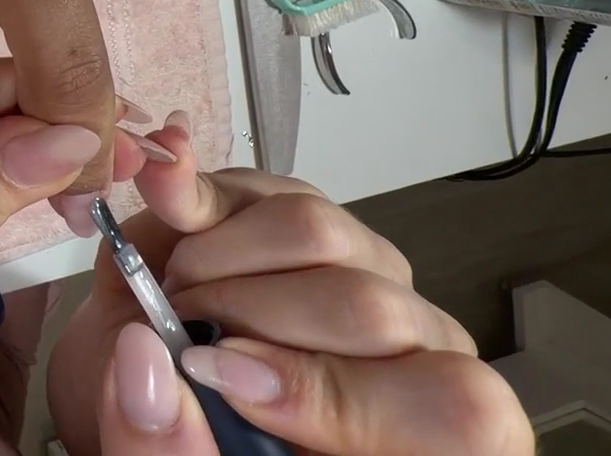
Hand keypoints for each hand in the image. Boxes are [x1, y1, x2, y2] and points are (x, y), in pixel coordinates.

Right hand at [49, 116, 533, 455]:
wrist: (150, 369)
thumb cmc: (186, 434)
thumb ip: (162, 446)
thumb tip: (148, 365)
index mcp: (421, 442)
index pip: (461, 413)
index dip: (340, 392)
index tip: (220, 376)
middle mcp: (418, 348)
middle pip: (372, 307)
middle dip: (243, 314)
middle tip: (173, 334)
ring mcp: (359, 261)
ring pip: (313, 228)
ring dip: (211, 260)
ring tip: (169, 294)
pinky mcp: (284, 203)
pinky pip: (242, 181)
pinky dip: (190, 185)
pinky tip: (161, 185)